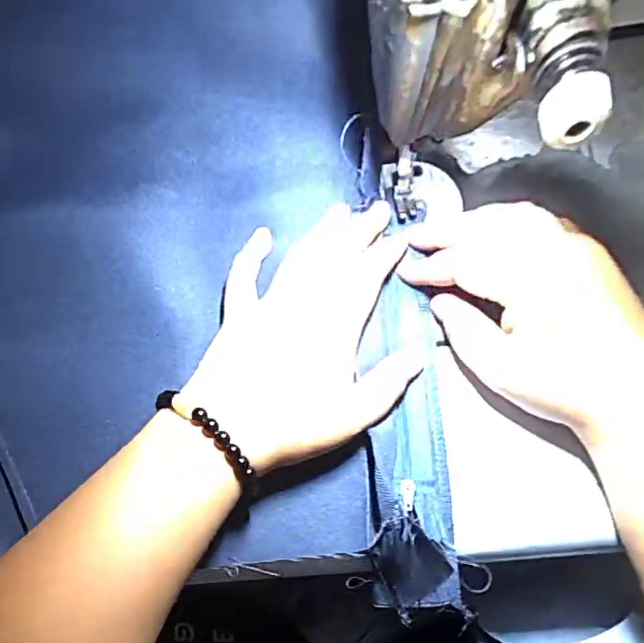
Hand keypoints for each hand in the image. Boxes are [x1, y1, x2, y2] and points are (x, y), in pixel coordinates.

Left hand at [175, 202, 426, 472]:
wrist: (227, 431)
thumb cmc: (293, 427)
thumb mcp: (352, 416)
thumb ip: (387, 385)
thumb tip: (416, 358)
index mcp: (336, 326)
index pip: (366, 278)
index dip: (384, 255)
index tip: (400, 239)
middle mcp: (304, 304)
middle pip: (336, 257)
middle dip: (360, 231)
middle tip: (378, 210)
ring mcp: (268, 306)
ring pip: (299, 257)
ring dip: (320, 232)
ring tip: (338, 212)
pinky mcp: (237, 316)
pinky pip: (244, 276)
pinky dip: (252, 253)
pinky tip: (262, 236)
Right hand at [398, 202, 643, 447]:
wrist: (629, 390)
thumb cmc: (572, 387)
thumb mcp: (500, 369)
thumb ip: (463, 330)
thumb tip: (442, 304)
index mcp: (530, 279)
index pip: (467, 259)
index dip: (433, 265)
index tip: (411, 271)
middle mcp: (557, 252)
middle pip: (491, 225)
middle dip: (450, 229)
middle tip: (421, 238)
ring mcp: (577, 249)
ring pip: (518, 216)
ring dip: (480, 220)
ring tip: (452, 231)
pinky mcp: (590, 255)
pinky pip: (543, 223)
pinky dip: (510, 223)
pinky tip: (497, 236)